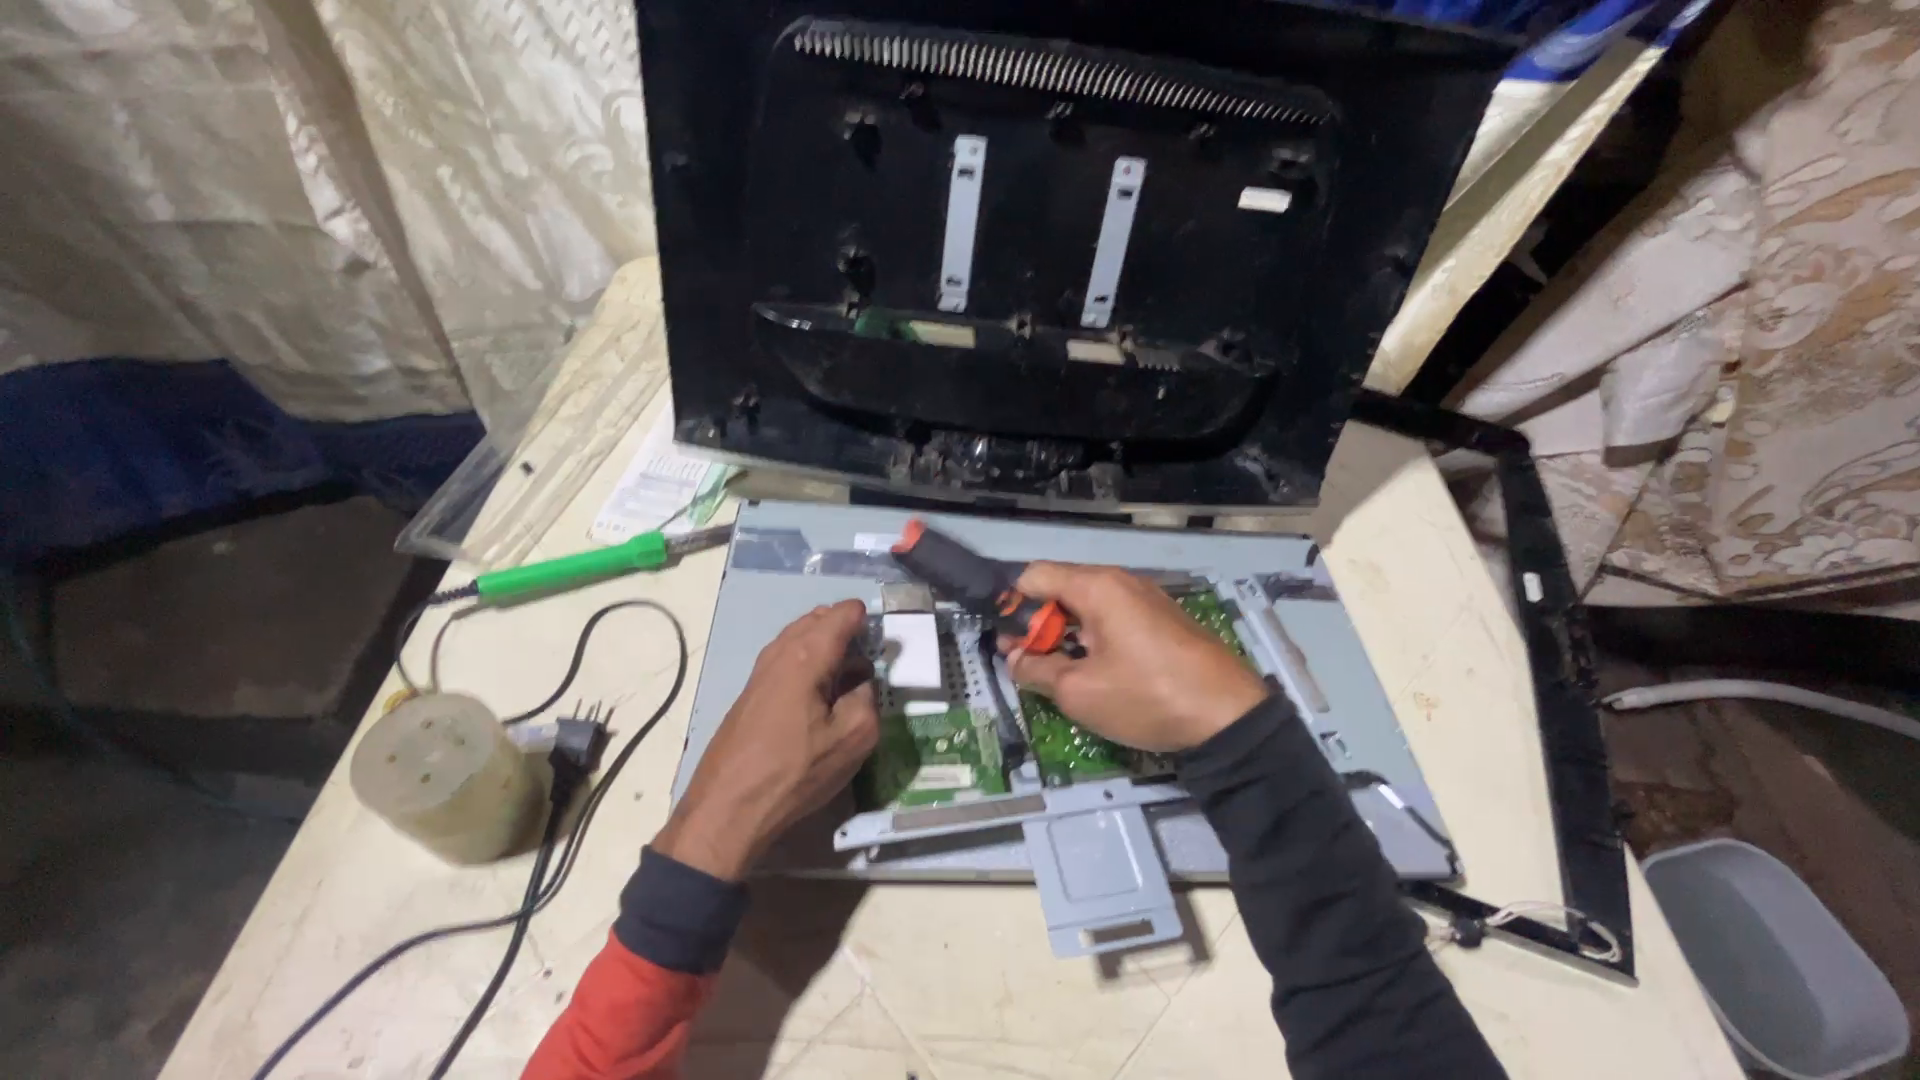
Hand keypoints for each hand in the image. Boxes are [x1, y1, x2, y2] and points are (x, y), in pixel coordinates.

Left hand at [655, 599, 877, 880]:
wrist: (728, 806)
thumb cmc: (794, 770)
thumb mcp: (853, 738)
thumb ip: (868, 698)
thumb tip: (863, 683)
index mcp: (807, 653)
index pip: (844, 613)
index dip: (870, 622)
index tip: (886, 646)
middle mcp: (780, 650)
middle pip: (820, 620)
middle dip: (848, 631)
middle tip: (872, 662)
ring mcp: (761, 670)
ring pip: (801, 639)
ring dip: (828, 648)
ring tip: (850, 679)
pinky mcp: (753, 692)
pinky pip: (788, 660)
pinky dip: (810, 665)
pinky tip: (822, 697)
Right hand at [1004, 562, 1267, 752]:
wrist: (1230, 718)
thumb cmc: (1147, 697)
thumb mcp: (1080, 692)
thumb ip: (1036, 671)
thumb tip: (1014, 659)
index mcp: (1098, 587)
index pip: (1036, 575)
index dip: (1011, 603)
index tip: (1002, 637)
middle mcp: (1122, 583)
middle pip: (1062, 590)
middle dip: (1037, 624)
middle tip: (1024, 662)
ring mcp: (1147, 600)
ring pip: (1089, 607)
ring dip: (1065, 635)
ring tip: (1054, 672)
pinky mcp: (1164, 622)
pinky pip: (1115, 619)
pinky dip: (1094, 639)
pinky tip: (1094, 673)